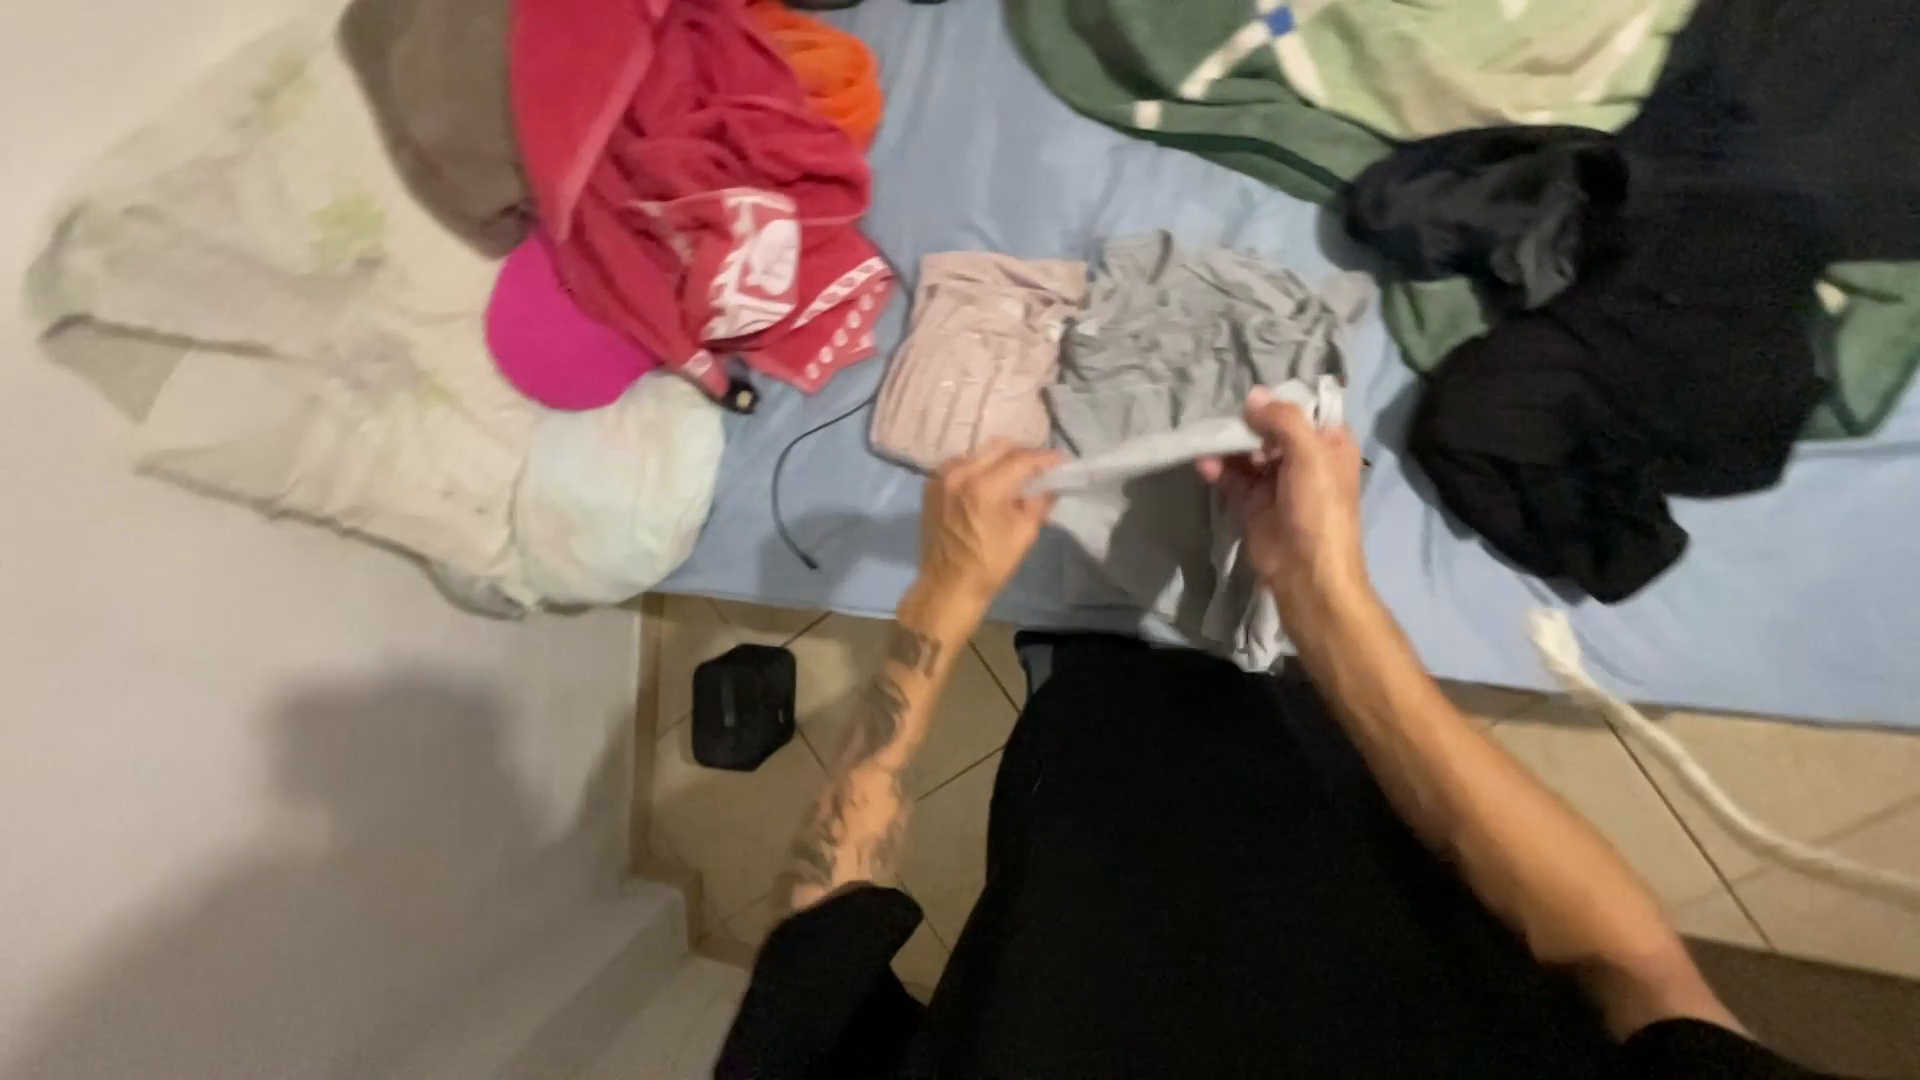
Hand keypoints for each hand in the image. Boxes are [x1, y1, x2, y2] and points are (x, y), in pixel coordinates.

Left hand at [918, 440, 1060, 606]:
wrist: (947, 585)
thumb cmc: (989, 564)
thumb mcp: (1024, 534)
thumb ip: (1039, 502)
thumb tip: (1050, 484)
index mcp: (984, 488)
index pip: (1021, 459)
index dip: (1044, 457)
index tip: (1061, 460)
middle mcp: (959, 474)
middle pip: (997, 447)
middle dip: (1022, 452)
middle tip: (1039, 463)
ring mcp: (941, 477)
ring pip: (977, 452)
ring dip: (999, 457)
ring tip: (1015, 470)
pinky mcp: (931, 485)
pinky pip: (960, 464)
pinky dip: (977, 466)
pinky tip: (989, 479)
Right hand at [1198, 386, 1366, 608]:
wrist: (1305, 570)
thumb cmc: (1319, 509)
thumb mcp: (1310, 455)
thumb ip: (1283, 421)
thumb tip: (1252, 396)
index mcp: (1329, 444)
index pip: (1303, 411)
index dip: (1278, 402)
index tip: (1250, 395)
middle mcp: (1303, 459)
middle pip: (1269, 430)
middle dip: (1245, 424)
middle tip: (1221, 418)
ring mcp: (1275, 481)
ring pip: (1246, 453)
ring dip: (1227, 447)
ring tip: (1206, 440)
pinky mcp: (1252, 502)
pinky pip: (1232, 478)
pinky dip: (1217, 469)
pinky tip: (1203, 462)